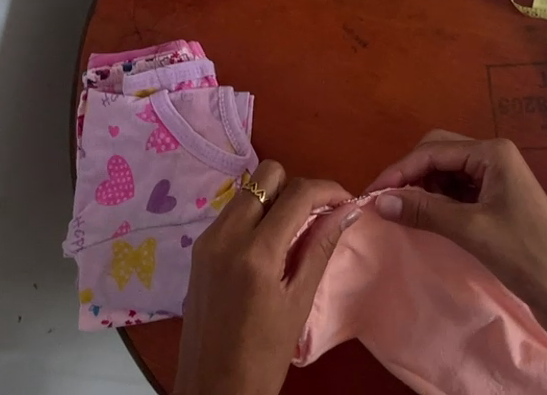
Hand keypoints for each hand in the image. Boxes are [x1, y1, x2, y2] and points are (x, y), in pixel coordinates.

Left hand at [174, 160, 354, 394]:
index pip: (297, 193)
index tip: (345, 200)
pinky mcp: (199, 247)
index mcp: (255, 252)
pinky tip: (268, 246)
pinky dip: (255, 215)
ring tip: (293, 233)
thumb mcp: (298, 303)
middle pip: (267, 174)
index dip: (327, 189)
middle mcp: (226, 234)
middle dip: (296, 188)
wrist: (212, 391)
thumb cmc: (263, 356)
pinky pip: (233, 211)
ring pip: (248, 190)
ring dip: (274, 200)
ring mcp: (208, 238)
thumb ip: (320, 248)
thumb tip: (347, 210)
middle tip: (314, 217)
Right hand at [364, 129, 546, 304]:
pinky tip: (424, 216)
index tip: (372, 194)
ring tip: (401, 211)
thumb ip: (424, 210)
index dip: (400, 170)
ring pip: (446, 173)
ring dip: (422, 188)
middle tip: (385, 201)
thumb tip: (380, 201)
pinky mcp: (497, 201)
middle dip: (410, 174)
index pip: (433, 151)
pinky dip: (437, 201)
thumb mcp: (471, 230)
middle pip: (438, 154)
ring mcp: (496, 179)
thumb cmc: (526, 255)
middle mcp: (493, 157)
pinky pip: (457, 191)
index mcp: (492, 152)